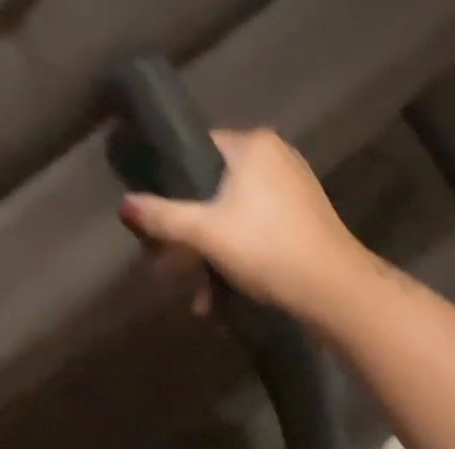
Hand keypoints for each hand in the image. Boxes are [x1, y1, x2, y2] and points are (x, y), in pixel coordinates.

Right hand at [120, 129, 368, 316]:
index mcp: (253, 146)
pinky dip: (234, 259)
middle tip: (171, 267)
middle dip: (189, 236)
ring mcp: (291, 187)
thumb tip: (125, 205)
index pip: (198, 149)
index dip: (170, 181)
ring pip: (231, 218)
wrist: (329, 285)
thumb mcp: (204, 233)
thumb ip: (163, 217)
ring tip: (200, 297)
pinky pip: (253, 232)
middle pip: (213, 190)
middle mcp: (275, 157)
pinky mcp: (300, 218)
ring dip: (209, 258)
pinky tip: (222, 294)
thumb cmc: (263, 247)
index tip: (154, 216)